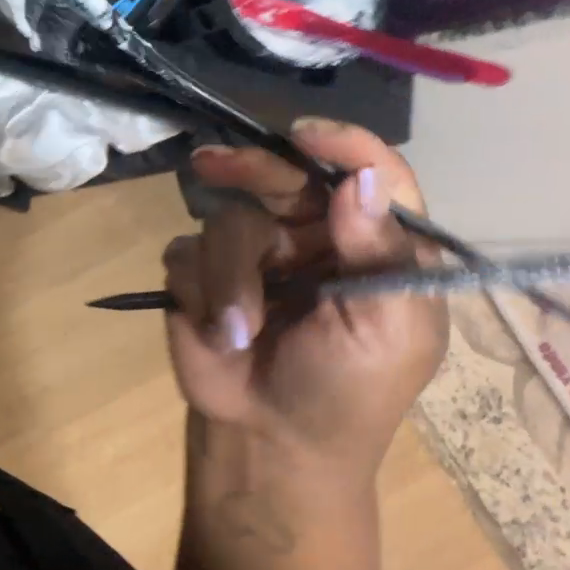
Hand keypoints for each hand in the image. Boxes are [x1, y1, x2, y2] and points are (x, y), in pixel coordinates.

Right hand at [164, 118, 449, 485]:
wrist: (268, 434)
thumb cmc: (348, 389)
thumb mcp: (388, 330)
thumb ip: (378, 256)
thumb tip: (359, 183)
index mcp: (369, 246)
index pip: (368, 179)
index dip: (344, 148)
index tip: (305, 135)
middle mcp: (308, 238)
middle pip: (278, 177)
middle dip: (247, 168)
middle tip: (210, 163)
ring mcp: (248, 254)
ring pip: (223, 223)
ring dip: (228, 279)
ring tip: (237, 330)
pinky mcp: (195, 272)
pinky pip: (182, 253)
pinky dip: (197, 291)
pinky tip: (213, 327)